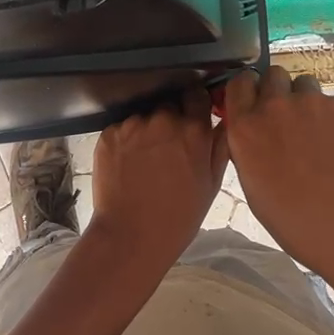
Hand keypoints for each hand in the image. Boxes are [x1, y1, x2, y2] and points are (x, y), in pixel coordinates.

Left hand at [90, 85, 227, 262]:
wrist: (130, 238)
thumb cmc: (178, 218)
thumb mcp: (211, 186)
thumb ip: (219, 147)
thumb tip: (223, 120)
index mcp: (193, 130)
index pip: (196, 96)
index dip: (194, 104)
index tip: (192, 115)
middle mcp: (164, 120)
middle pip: (168, 106)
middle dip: (170, 121)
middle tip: (167, 149)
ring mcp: (134, 125)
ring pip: (144, 118)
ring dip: (146, 131)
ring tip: (144, 162)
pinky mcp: (109, 133)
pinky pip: (121, 129)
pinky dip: (124, 141)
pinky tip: (126, 166)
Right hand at [220, 67, 333, 270]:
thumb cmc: (295, 221)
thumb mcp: (254, 186)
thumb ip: (249, 150)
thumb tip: (255, 136)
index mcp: (246, 127)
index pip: (238, 83)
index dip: (248, 89)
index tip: (255, 101)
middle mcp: (274, 105)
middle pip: (273, 75)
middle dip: (278, 90)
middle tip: (288, 118)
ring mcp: (310, 102)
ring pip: (304, 85)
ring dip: (306, 101)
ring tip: (318, 133)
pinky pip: (332, 102)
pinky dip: (333, 117)